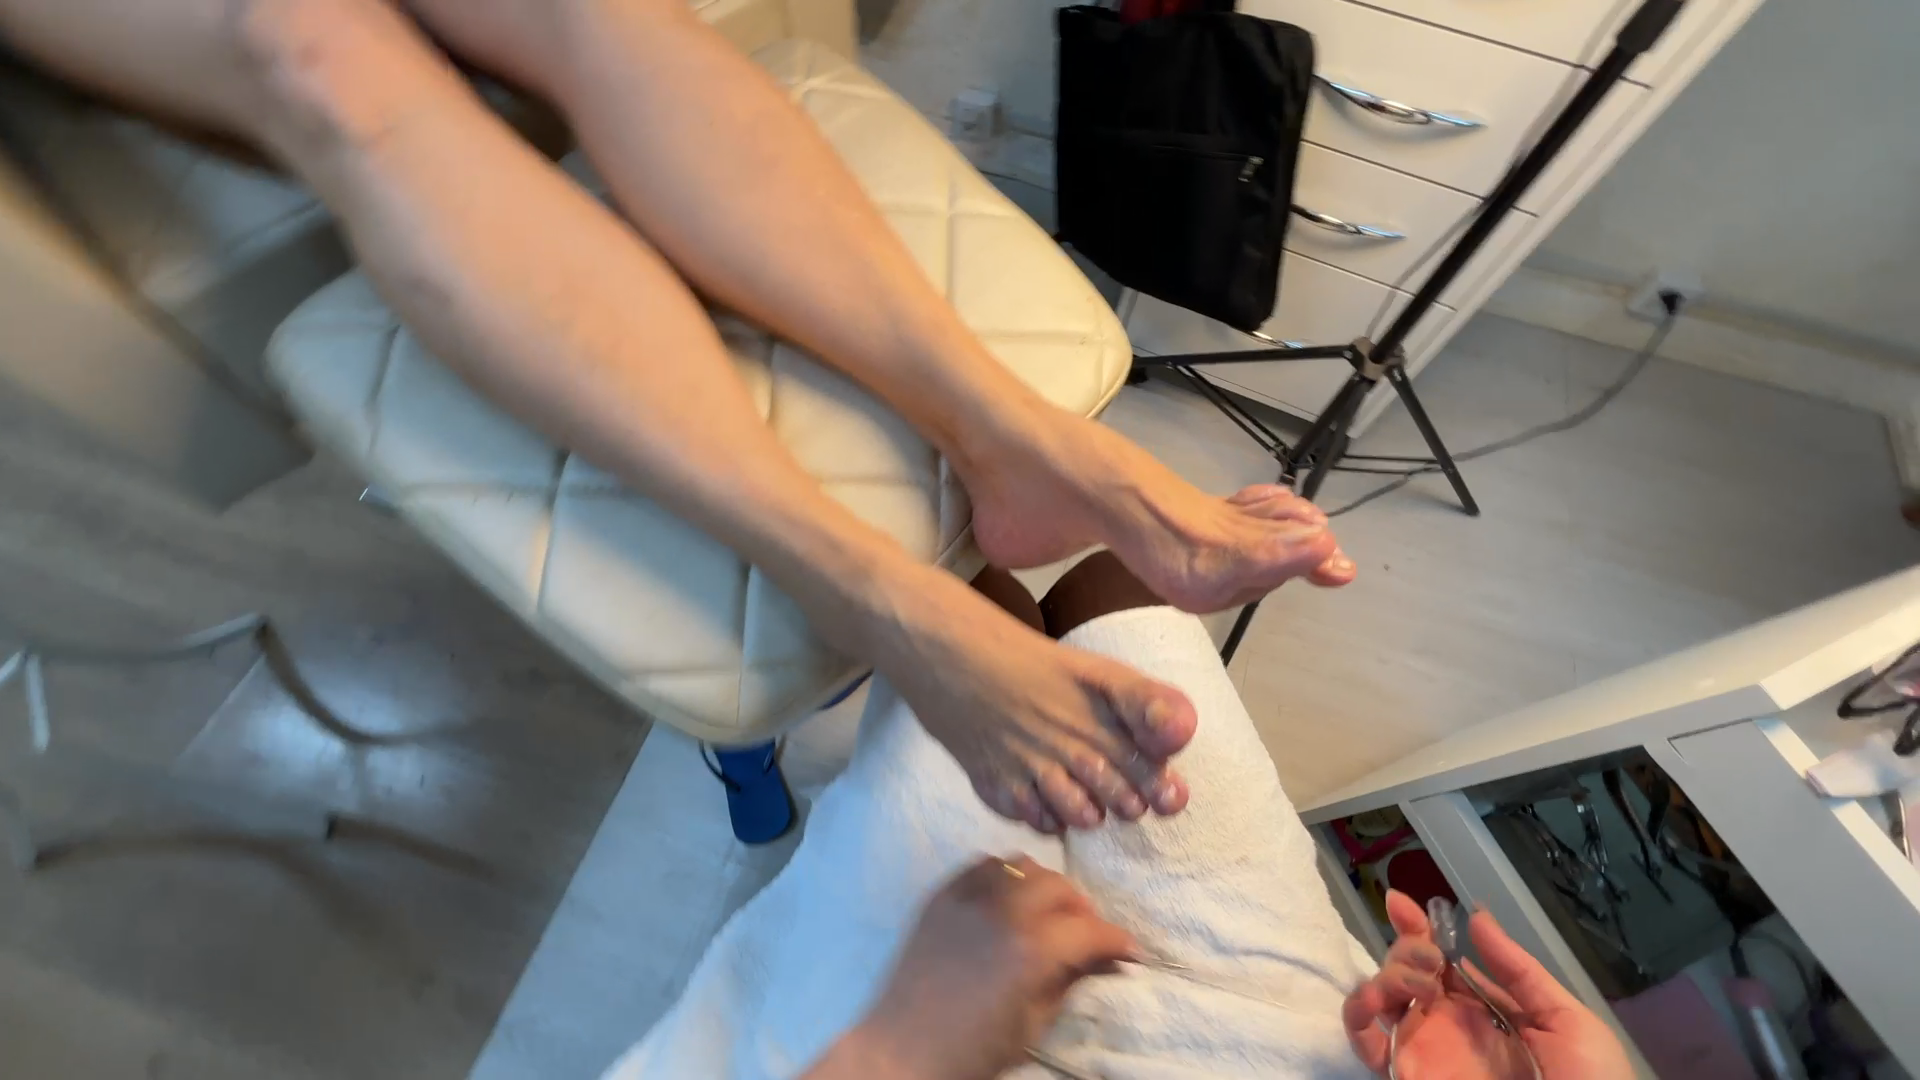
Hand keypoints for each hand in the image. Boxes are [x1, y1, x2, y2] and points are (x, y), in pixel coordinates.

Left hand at [844, 855, 1136, 1079]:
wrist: (904, 1048)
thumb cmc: (973, 1050)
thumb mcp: (1033, 1024)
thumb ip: (1069, 981)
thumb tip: (1103, 959)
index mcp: (1031, 950)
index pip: (1089, 930)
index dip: (1116, 940)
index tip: (1129, 950)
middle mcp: (1004, 910)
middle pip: (1059, 886)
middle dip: (1082, 908)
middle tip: (1087, 931)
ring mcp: (969, 895)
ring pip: (1022, 865)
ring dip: (1043, 885)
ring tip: (1046, 910)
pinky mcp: (943, 892)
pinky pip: (983, 864)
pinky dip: (1004, 876)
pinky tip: (1007, 899)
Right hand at [1343, 890, 1634, 1079]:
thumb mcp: (1572, 1027)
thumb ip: (1520, 971)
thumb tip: (1475, 915)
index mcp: (1483, 1011)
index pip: (1440, 960)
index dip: (1417, 928)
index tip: (1401, 903)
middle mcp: (1447, 1024)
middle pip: (1405, 969)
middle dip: (1407, 947)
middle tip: (1428, 956)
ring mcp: (1423, 1049)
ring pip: (1380, 996)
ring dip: (1386, 976)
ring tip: (1418, 984)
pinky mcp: (1403, 1071)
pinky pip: (1364, 1040)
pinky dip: (1357, 1015)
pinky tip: (1374, 1003)